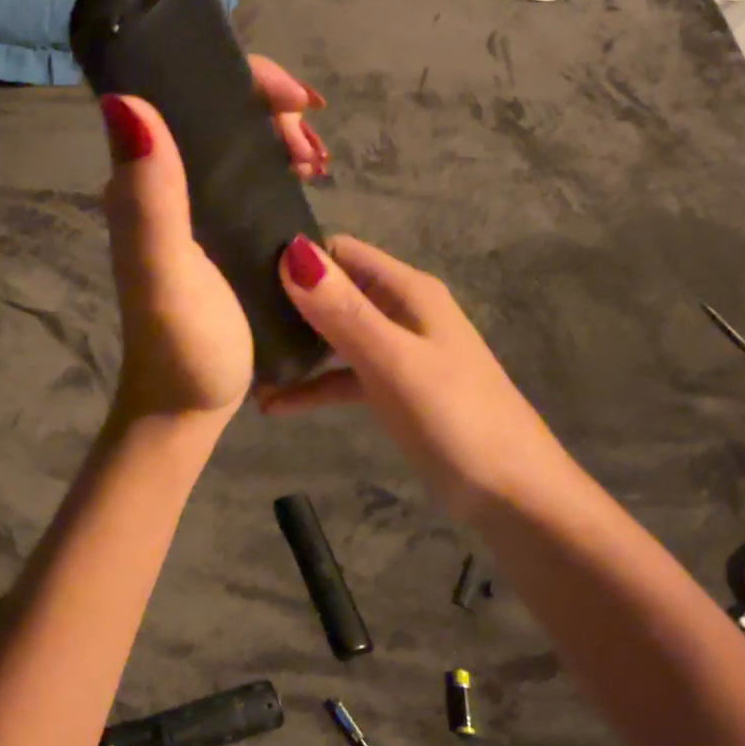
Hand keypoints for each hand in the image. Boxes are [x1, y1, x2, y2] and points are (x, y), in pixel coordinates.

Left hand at [97, 58, 327, 421]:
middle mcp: (159, 183)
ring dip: (280, 135)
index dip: (244, 80)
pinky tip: (309, 179)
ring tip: (318, 163)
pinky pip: (247, 175)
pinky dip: (280, 164)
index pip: (181, 93)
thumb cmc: (182, 345)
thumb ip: (148, 192)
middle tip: (312, 144)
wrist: (187, 408)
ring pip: (234, 141)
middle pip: (216, 111)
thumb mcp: (165, 270)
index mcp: (142, 181)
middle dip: (271, 108)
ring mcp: (189, 207)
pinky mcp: (215, 231)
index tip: (296, 100)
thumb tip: (123, 99)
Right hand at [262, 235, 558, 510]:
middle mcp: (400, 311)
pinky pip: (341, 376)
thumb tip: (290, 252)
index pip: (339, 252)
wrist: (512, 493)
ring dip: (293, 348)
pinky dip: (311, 386)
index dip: (294, 257)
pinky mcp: (391, 388)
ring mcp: (396, 351)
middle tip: (232, 323)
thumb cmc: (454, 417)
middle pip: (332, 291)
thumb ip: (342, 310)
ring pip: (332, 335)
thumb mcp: (392, 361)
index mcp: (407, 291)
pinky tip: (273, 406)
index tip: (240, 276)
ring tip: (244, 366)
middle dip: (285, 303)